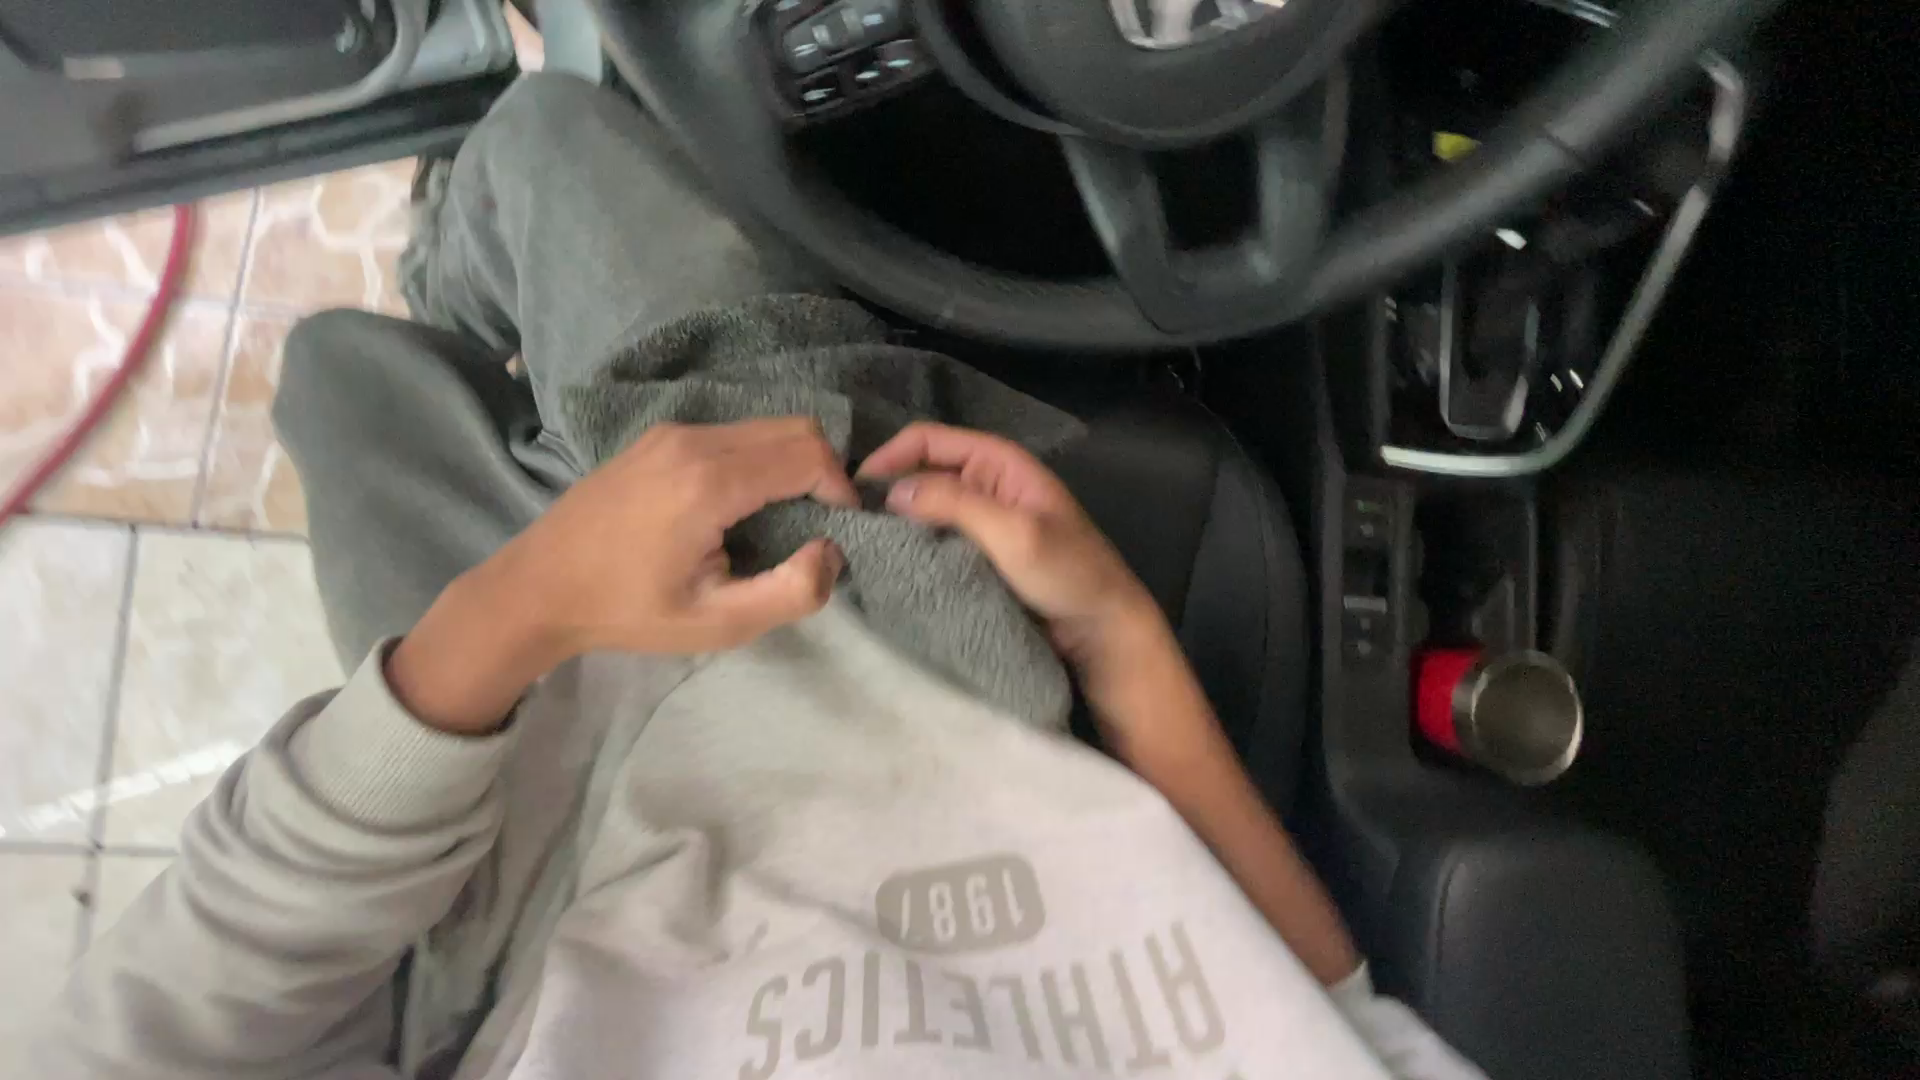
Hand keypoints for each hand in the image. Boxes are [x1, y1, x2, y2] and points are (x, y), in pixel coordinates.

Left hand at [389, 418, 855, 732]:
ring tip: (783, 517)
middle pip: (796, 429)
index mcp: (709, 481)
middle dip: (824, 472)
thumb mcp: (718, 623)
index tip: (838, 531)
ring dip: (793, 464)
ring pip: (766, 426)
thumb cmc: (629, 611)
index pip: (809, 455)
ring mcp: (672, 431)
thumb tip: (831, 550)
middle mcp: (693, 439)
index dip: (841, 489)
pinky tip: (742, 504)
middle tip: (818, 523)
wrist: (536, 588)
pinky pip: (735, 432)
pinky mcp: (660, 437)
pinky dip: (761, 458)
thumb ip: (791, 592)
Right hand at [858, 421, 1159, 669]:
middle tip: (849, 522)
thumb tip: (893, 491)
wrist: (1101, 628)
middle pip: (924, 472)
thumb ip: (955, 504)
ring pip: (927, 508)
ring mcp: (982, 521)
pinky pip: (937, 540)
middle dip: (889, 490)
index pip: (930, 440)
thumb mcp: (1014, 532)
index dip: (890, 456)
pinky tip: (891, 562)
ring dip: (898, 522)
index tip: (854, 489)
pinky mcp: (979, 554)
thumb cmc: (1068, 572)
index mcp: (998, 462)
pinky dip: (914, 546)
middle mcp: (986, 484)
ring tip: (862, 543)